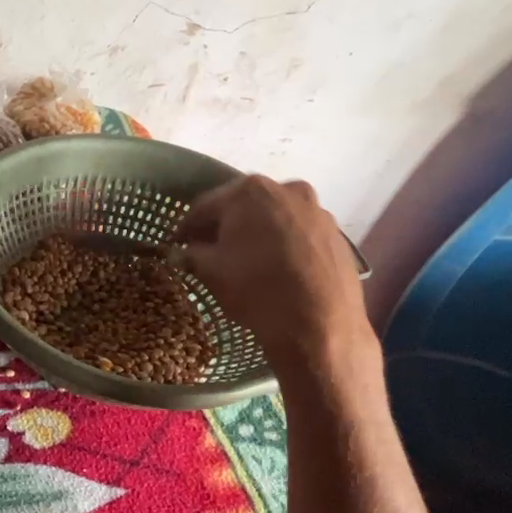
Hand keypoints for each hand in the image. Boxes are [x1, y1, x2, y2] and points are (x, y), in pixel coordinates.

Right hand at [178, 175, 371, 368]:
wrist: (319, 322)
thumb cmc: (255, 288)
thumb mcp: (208, 271)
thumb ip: (189, 255)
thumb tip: (179, 253)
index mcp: (249, 192)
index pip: (204, 206)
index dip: (186, 227)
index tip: (176, 244)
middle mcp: (286, 190)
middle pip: (242, 206)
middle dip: (223, 226)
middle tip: (207, 250)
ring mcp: (316, 210)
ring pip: (272, 218)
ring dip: (254, 233)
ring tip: (243, 260)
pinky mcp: (336, 233)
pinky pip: (296, 232)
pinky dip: (280, 244)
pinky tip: (273, 268)